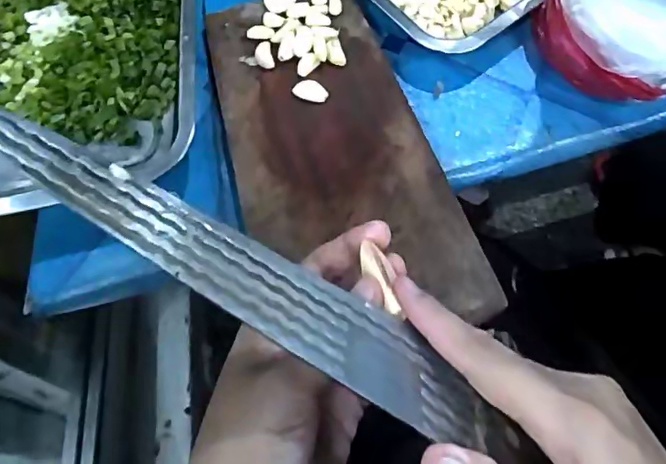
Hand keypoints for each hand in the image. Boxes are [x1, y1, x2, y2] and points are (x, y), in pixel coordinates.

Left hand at [193, 221, 408, 463]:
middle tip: (402, 261)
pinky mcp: (344, 411)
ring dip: (386, 311)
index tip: (380, 231)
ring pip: (361, 332)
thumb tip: (374, 281)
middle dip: (370, 276)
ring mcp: (323, 377)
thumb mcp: (284, 380)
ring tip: (413, 290)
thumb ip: (333, 333)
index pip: (311, 274)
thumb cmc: (252, 434)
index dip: (344, 248)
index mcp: (274, 327)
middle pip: (340, 298)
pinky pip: (372, 372)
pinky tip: (413, 336)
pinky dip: (392, 355)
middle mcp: (301, 344)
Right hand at [394, 275, 665, 463]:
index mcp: (576, 415)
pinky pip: (546, 394)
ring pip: (526, 379)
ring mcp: (605, 400)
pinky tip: (492, 406)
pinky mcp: (611, 417)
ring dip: (480, 371)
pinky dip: (511, 395)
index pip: (491, 361)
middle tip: (404, 320)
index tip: (401, 281)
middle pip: (503, 363)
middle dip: (452, 340)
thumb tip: (433, 448)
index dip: (440, 322)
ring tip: (433, 359)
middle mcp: (589, 391)